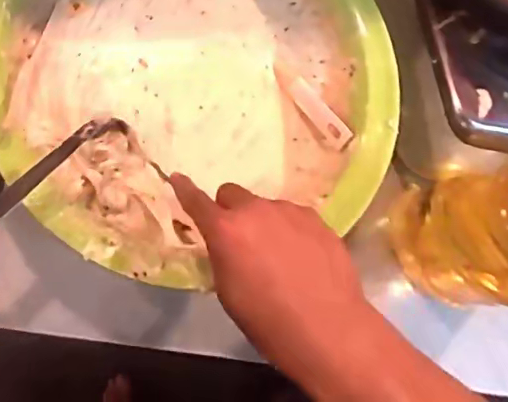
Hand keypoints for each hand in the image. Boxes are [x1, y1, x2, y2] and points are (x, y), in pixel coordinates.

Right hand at [170, 176, 367, 363]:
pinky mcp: (314, 216)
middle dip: (231, 213)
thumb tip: (224, 244)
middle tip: (241, 244)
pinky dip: (290, 231)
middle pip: (233, 195)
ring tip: (280, 261)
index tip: (177, 178)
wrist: (330, 329)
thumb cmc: (270, 323)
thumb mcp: (230, 296)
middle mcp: (256, 210)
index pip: (198, 202)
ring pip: (265, 208)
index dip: (185, 191)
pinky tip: (303, 260)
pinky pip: (292, 217)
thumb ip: (222, 258)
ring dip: (264, 224)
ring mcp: (288, 209)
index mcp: (228, 231)